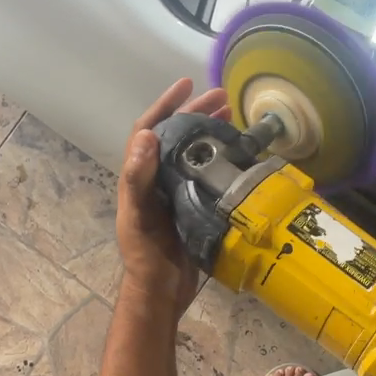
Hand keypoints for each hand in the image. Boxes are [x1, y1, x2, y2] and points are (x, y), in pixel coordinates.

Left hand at [118, 78, 228, 318]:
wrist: (162, 291)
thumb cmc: (146, 255)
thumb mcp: (137, 216)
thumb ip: (137, 179)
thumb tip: (147, 136)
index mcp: (139, 177)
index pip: (149, 130)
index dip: (165, 105)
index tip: (187, 84)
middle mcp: (157, 179)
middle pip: (175, 136)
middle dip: (196, 113)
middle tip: (223, 98)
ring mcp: (176, 192)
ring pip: (192, 152)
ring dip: (209, 132)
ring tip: (233, 117)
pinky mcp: (194, 206)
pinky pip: (207, 173)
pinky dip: (220, 158)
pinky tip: (238, 154)